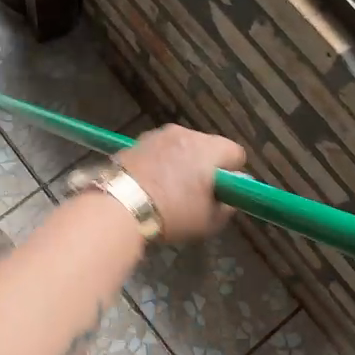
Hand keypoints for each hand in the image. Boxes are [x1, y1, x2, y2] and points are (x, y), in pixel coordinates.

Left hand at [113, 125, 246, 244]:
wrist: (118, 205)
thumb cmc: (171, 213)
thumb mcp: (208, 221)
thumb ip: (227, 204)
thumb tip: (231, 193)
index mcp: (208, 149)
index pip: (235, 152)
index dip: (232, 172)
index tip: (221, 191)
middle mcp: (185, 133)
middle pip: (207, 145)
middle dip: (206, 165)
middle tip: (195, 192)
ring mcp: (158, 134)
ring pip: (182, 146)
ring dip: (182, 161)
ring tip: (169, 188)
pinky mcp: (137, 140)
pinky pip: (160, 149)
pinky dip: (161, 160)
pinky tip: (151, 182)